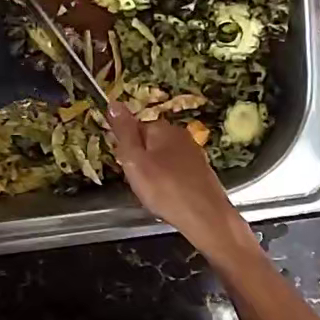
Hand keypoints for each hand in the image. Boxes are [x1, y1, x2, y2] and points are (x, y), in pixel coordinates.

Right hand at [108, 103, 259, 261]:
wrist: (205, 216)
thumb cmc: (165, 188)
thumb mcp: (135, 160)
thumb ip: (124, 132)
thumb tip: (114, 103)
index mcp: (162, 128)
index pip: (135, 128)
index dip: (126, 149)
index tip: (126, 167)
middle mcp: (180, 135)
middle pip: (149, 143)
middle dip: (141, 161)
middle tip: (139, 183)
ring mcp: (193, 152)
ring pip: (162, 158)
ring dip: (154, 173)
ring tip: (153, 193)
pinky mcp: (200, 170)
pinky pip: (175, 171)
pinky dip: (168, 182)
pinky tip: (168, 197)